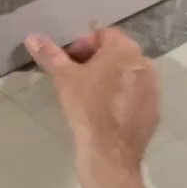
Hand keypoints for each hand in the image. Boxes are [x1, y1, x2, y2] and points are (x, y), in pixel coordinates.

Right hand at [25, 27, 160, 180]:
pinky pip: (136, 93)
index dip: (82, 45)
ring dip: (110, 77)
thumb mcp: (64, 79)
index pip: (103, 34)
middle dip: (96, 60)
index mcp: (124, 50)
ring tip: (91, 95)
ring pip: (127, 73)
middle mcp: (144, 63)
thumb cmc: (86, 108)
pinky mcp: (154, 109)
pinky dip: (122, 96)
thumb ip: (50, 54)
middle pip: (116, 52)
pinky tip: (106, 112)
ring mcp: (153, 87)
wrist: (110, 152)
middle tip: (76, 78)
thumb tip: (32, 37)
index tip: (69, 63)